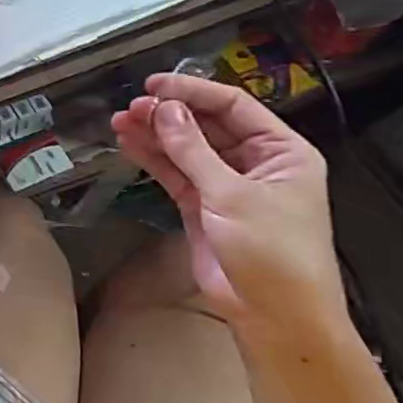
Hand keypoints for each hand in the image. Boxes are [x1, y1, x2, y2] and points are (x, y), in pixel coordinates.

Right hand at [111, 73, 345, 339]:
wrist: (275, 317)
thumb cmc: (273, 252)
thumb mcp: (233, 195)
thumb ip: (193, 150)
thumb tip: (164, 110)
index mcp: (281, 150)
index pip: (233, 106)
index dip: (193, 92)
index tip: (154, 85)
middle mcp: (254, 162)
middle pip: (206, 126)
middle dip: (169, 115)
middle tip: (131, 107)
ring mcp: (226, 186)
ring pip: (186, 150)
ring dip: (155, 135)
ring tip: (121, 121)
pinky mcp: (203, 208)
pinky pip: (176, 175)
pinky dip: (154, 160)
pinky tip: (130, 144)